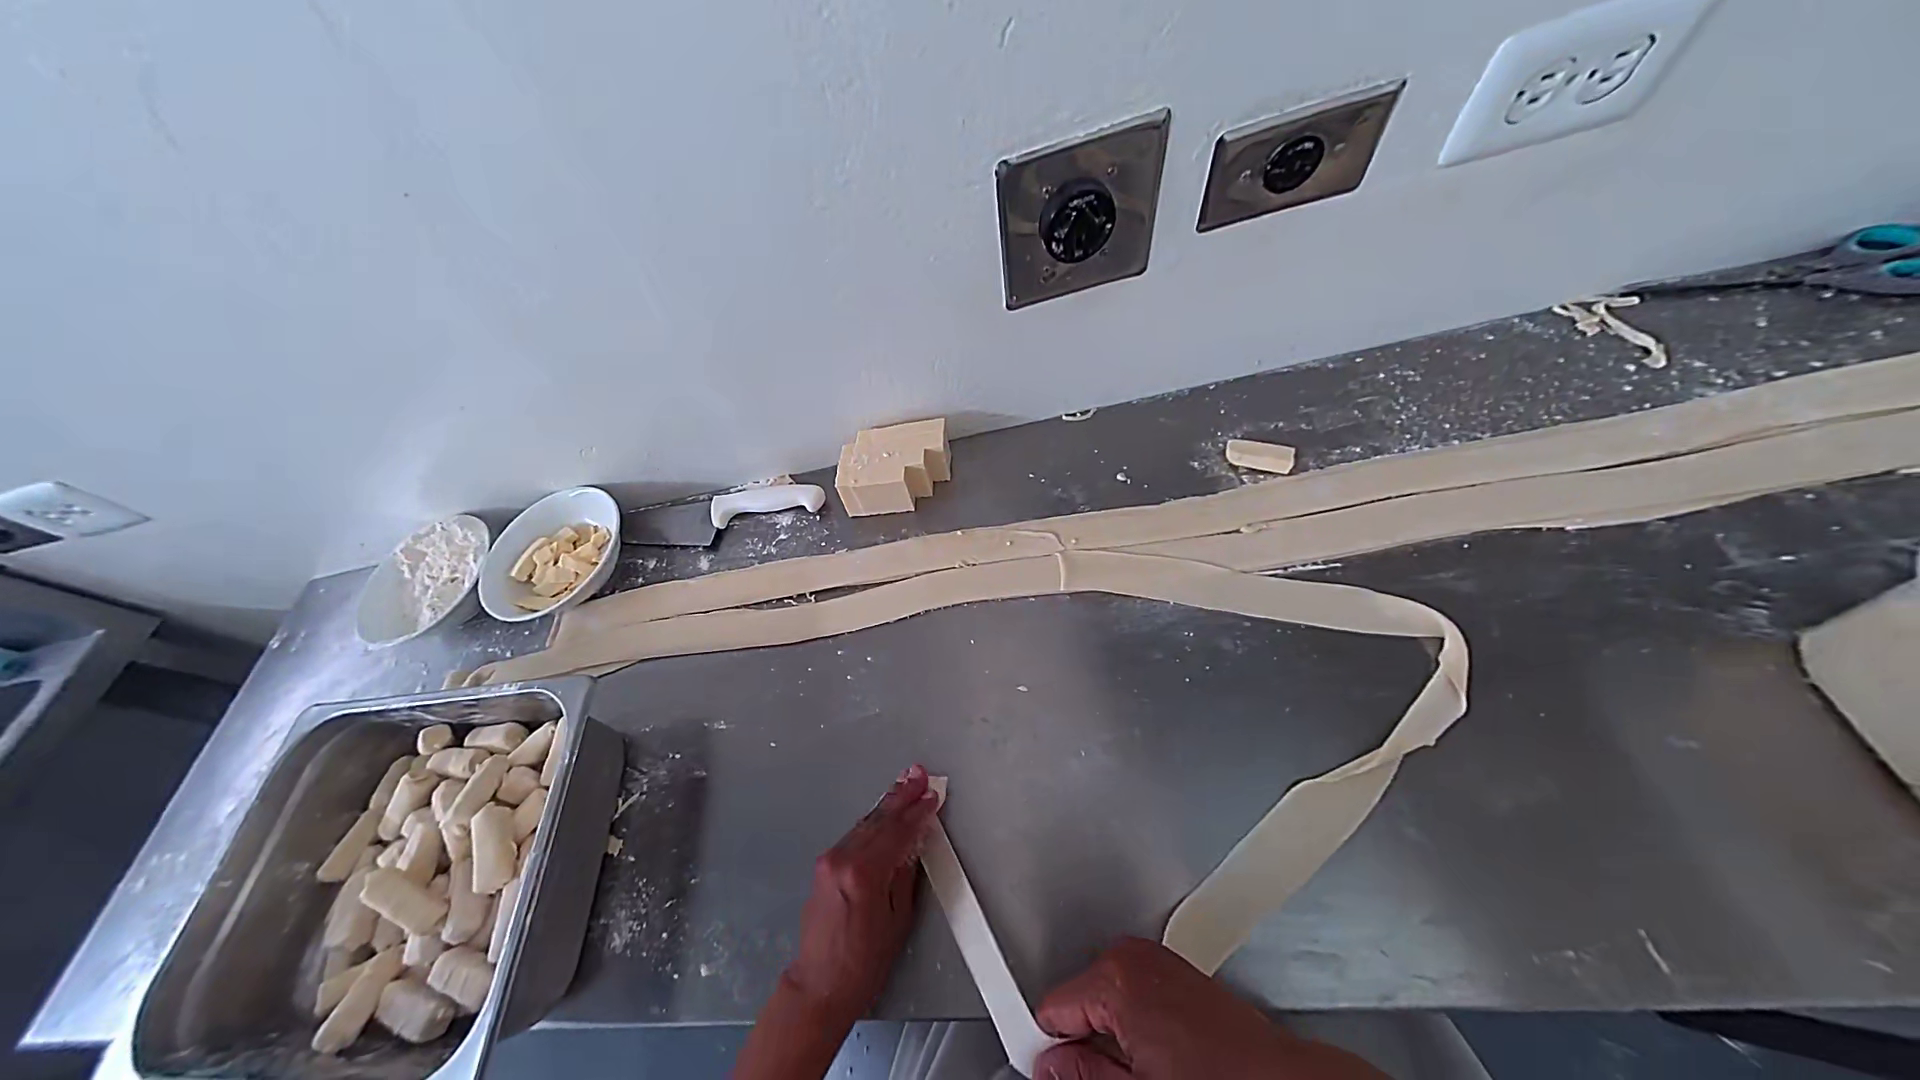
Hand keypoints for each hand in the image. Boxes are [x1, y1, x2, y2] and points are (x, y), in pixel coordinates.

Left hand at [783, 763, 941, 1024]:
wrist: (819, 985)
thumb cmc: (861, 964)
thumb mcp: (898, 919)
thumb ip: (905, 874)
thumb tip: (913, 843)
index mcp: (864, 874)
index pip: (898, 831)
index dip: (918, 811)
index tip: (932, 796)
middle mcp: (842, 860)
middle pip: (879, 819)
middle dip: (902, 795)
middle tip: (919, 775)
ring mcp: (830, 860)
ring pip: (865, 823)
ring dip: (888, 804)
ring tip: (906, 785)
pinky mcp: (823, 865)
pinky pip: (854, 835)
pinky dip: (873, 821)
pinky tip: (885, 813)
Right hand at [1034, 938, 1388, 1079]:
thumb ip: (1082, 1078)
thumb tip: (1053, 1070)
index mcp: (1115, 978)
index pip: (1049, 1007)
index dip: (1047, 1047)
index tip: (1048, 1068)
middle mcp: (1133, 957)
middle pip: (1077, 1000)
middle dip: (1084, 1039)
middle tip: (1115, 1077)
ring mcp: (1155, 959)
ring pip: (1104, 998)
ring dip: (1111, 1032)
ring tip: (1148, 1067)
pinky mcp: (1174, 969)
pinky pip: (1133, 993)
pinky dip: (1136, 1021)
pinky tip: (1163, 1055)